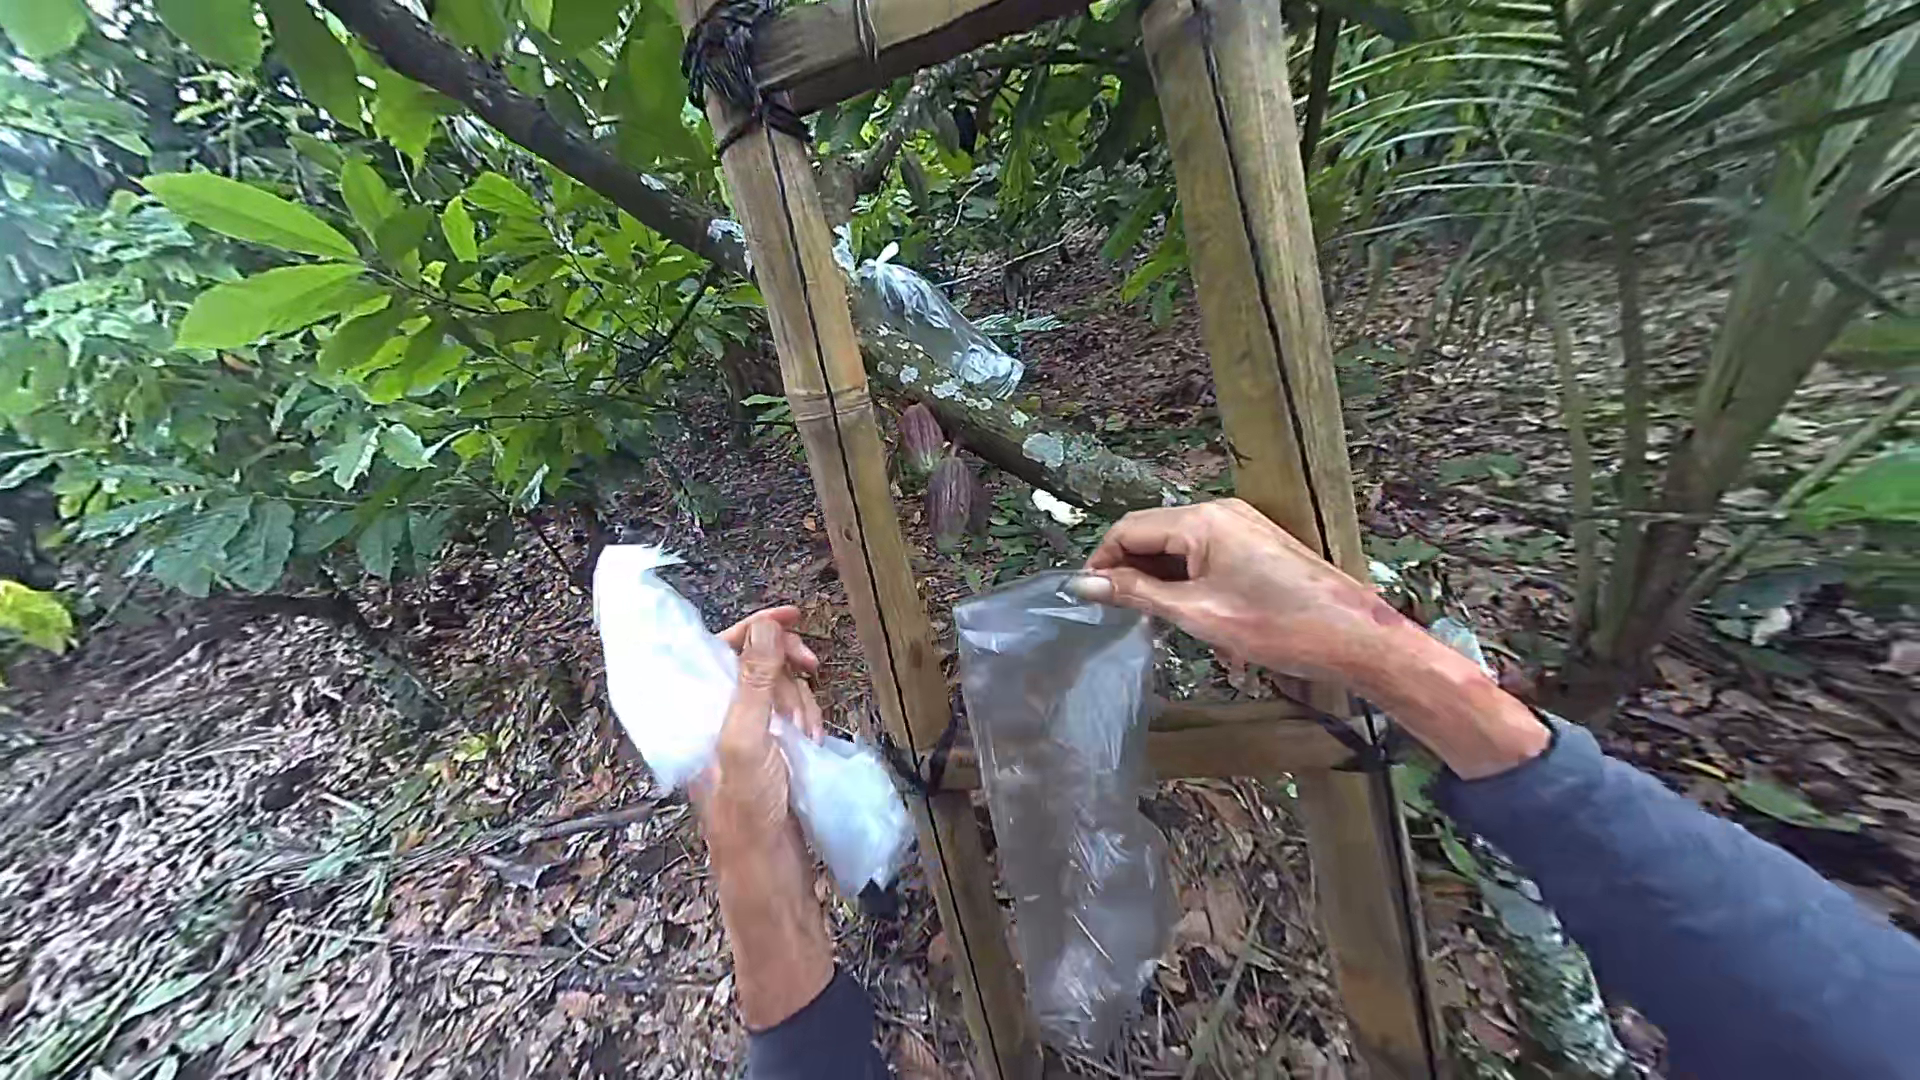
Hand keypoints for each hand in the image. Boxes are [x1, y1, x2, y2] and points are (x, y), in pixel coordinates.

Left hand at [697, 607, 835, 1029]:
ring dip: (802, 702)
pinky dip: (808, 720)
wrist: (771, 872)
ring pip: (782, 689)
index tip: (792, 616)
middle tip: (812, 668)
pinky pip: (795, 714)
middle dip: (787, 670)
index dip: (754, 628)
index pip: (721, 649)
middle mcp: (719, 718)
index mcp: (698, 711)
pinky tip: (814, 740)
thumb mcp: (748, 739)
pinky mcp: (773, 749)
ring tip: (807, 732)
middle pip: (759, 665)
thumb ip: (754, 681)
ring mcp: (749, 734)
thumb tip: (765, 625)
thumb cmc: (748, 811)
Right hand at [1081, 499, 1548, 777]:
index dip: (1102, 561)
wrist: (1359, 639)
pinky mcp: (1252, 543)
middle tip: (1119, 613)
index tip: (1088, 597)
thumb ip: (1135, 593)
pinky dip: (1184, 581)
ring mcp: (1238, 526)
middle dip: (1129, 572)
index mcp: (1201, 520)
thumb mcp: (1196, 613)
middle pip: (1150, 534)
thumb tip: (1084, 583)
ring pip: (1175, 546)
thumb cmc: (1277, 626)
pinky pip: (1201, 555)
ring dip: (1157, 580)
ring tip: (1153, 620)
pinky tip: (1187, 613)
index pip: (1127, 529)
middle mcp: (1218, 512)